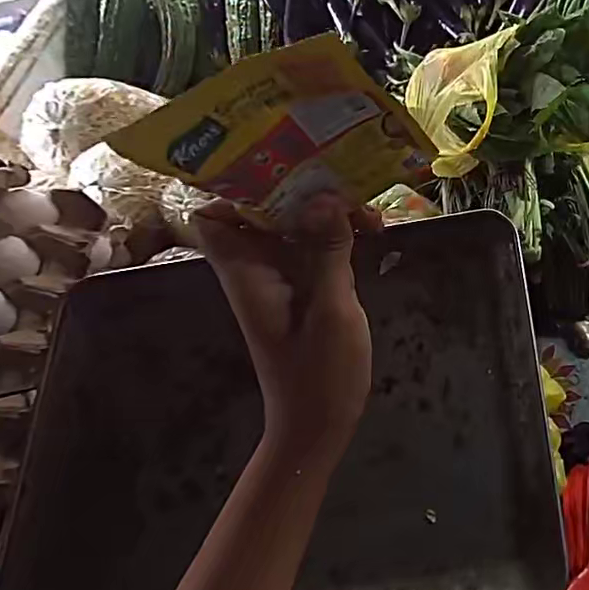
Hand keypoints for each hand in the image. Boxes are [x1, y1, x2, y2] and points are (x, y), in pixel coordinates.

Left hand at [191, 195, 378, 454]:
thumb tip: (325, 198)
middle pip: (264, 211)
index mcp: (248, 273)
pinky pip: (317, 245)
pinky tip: (372, 229)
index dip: (237, 187)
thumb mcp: (330, 310)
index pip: (216, 217)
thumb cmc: (320, 375)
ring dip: (329, 211)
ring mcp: (285, 277)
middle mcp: (260, 268)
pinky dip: (340, 233)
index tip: (281, 164)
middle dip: (301, 189)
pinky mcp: (309, 285)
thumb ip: (327, 252)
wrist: (319, 425)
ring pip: (295, 225)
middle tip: (345, 179)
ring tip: (368, 209)